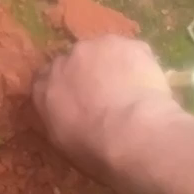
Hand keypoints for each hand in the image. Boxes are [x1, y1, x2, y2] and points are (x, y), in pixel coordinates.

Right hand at [35, 36, 182, 175]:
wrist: (132, 134)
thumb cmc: (94, 149)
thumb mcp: (62, 142)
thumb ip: (56, 117)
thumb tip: (63, 113)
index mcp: (44, 88)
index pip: (46, 80)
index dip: (65, 88)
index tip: (78, 100)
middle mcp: (65, 60)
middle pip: (75, 61)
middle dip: (88, 74)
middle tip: (107, 95)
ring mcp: (96, 47)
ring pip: (105, 52)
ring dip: (113, 66)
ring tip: (131, 90)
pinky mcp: (128, 44)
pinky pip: (133, 53)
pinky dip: (139, 65)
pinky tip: (149, 86)